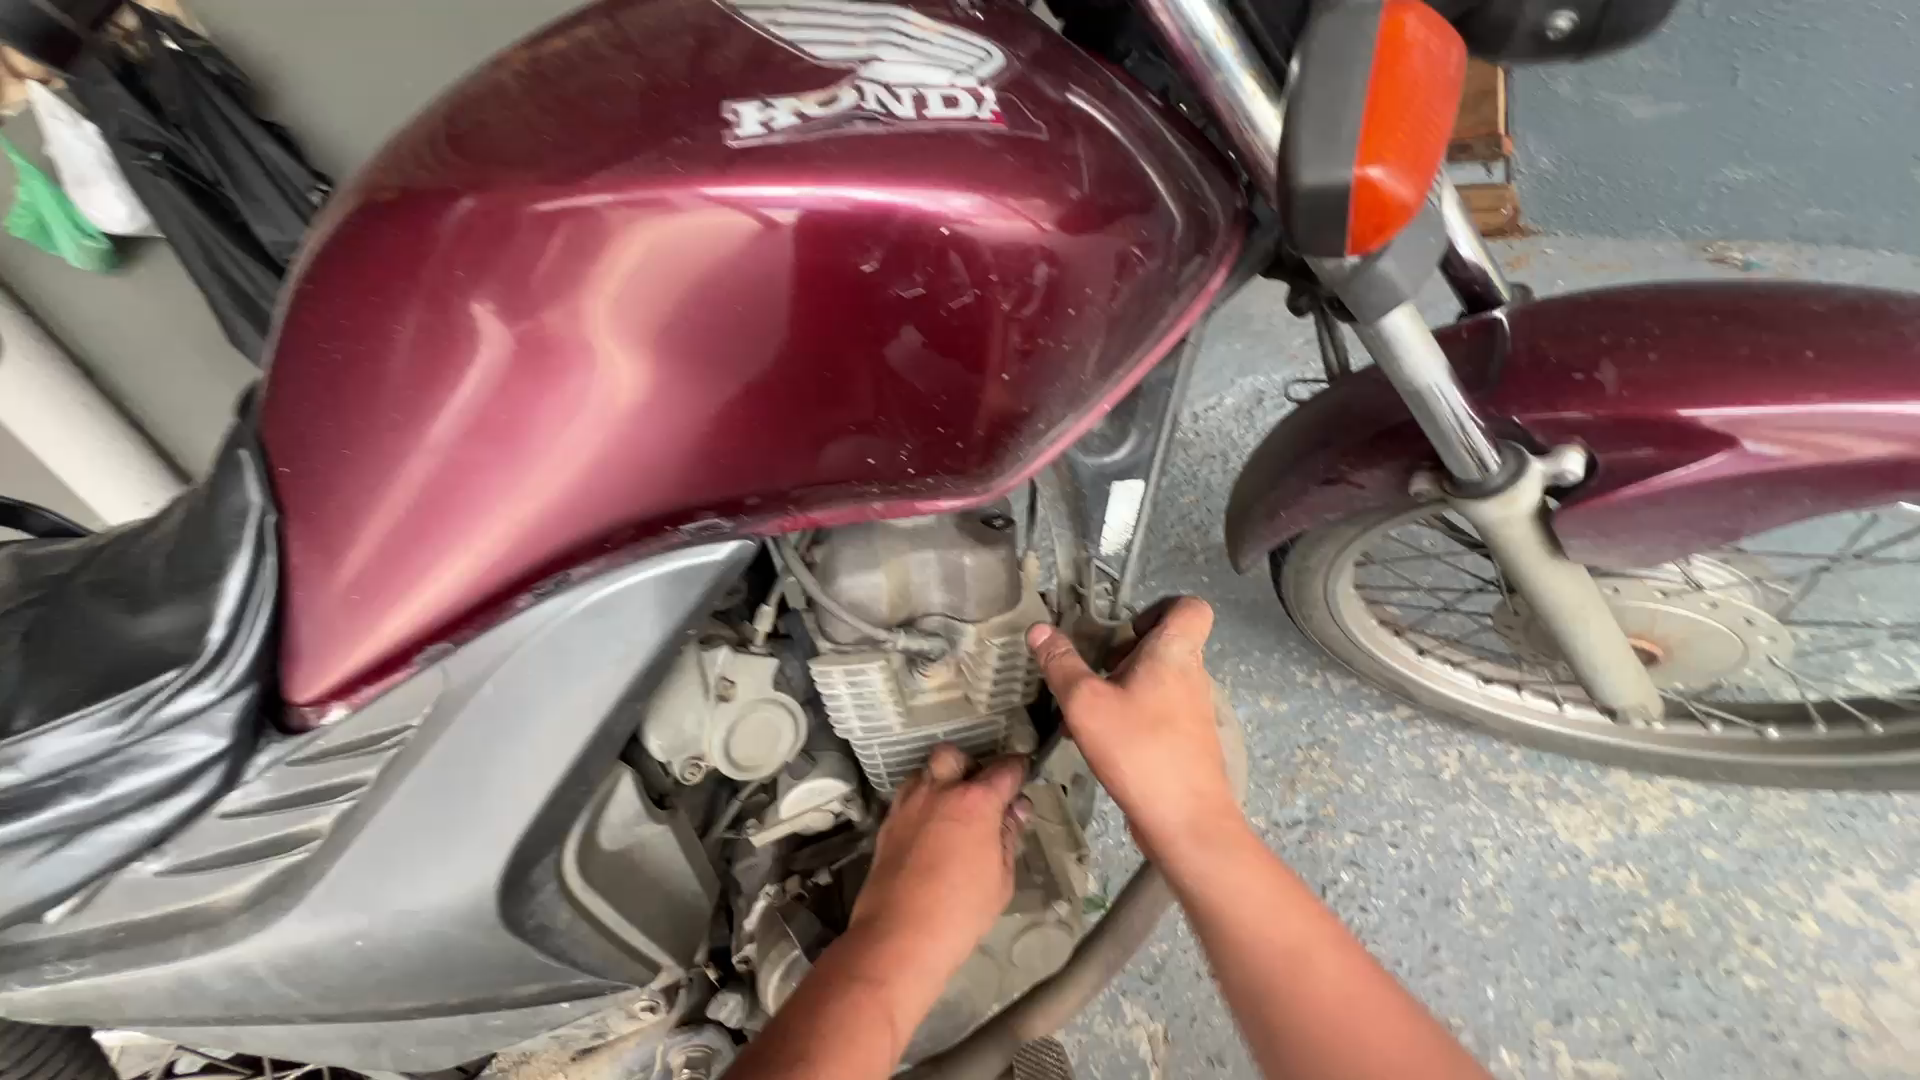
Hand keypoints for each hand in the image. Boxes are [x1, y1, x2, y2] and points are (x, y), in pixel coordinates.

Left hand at [847, 745, 1030, 982]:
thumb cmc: (961, 912)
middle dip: (970, 765)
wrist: (898, 935)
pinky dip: (921, 800)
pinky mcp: (888, 821)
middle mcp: (940, 791)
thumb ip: (1008, 837)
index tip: (1024, 775)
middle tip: (980, 792)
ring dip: (942, 780)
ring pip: (926, 771)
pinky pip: (908, 795)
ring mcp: (909, 803)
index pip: (1005, 769)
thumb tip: (1016, 810)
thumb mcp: (1002, 879)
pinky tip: (930, 827)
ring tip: (952, 808)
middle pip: (955, 755)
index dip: (1019, 769)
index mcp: (976, 801)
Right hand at [1027, 597, 1240, 860]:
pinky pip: (1158, 712)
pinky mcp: (1188, 742)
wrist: (1187, 822)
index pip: (1191, 607)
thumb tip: (1039, 629)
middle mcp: (1192, 676)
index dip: (1161, 607)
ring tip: (1087, 710)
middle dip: (1127, 652)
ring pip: (1158, 681)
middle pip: (1166, 645)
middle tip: (1096, 671)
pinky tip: (1100, 741)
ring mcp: (1193, 711)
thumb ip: (1061, 664)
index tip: (1126, 629)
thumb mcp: (1085, 703)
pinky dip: (1131, 716)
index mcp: (1175, 654)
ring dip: (1123, 687)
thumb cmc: (1138, 751)